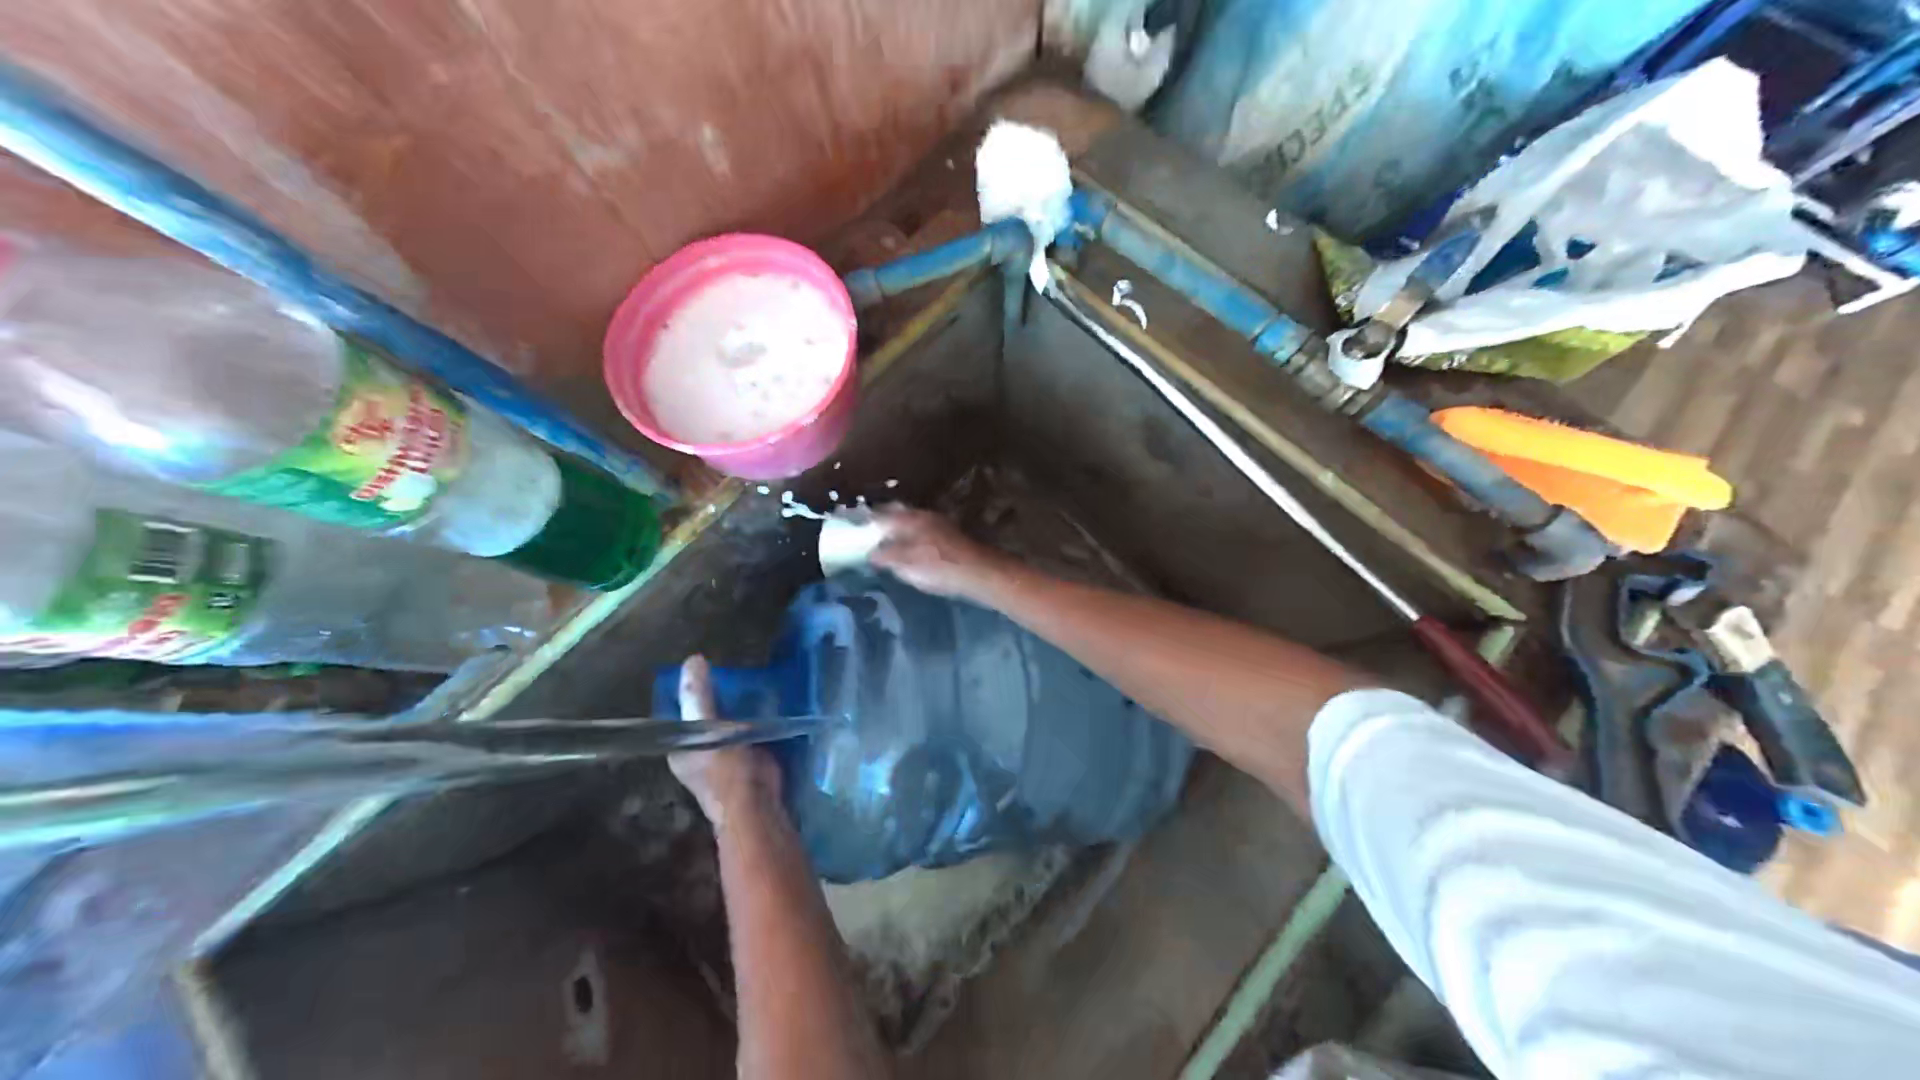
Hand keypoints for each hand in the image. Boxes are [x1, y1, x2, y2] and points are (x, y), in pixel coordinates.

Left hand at [669, 655, 779, 828]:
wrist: (756, 803)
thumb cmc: (723, 770)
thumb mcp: (707, 729)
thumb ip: (698, 697)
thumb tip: (693, 659)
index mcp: (680, 743)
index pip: (679, 708)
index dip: (689, 687)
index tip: (705, 663)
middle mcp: (698, 746)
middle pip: (705, 710)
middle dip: (717, 690)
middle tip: (733, 663)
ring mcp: (725, 749)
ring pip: (728, 715)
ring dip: (738, 698)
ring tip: (752, 670)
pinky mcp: (750, 750)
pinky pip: (749, 722)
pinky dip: (756, 709)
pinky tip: (767, 691)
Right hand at [868, 506, 1010, 599]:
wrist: (980, 572)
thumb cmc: (938, 567)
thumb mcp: (905, 564)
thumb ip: (885, 556)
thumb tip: (870, 553)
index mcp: (909, 518)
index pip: (880, 514)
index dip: (866, 521)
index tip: (855, 529)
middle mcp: (924, 515)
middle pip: (897, 514)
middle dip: (883, 522)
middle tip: (870, 535)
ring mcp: (940, 524)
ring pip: (912, 522)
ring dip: (899, 529)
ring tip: (888, 544)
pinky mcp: (951, 536)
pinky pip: (923, 531)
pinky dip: (913, 537)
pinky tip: (912, 550)